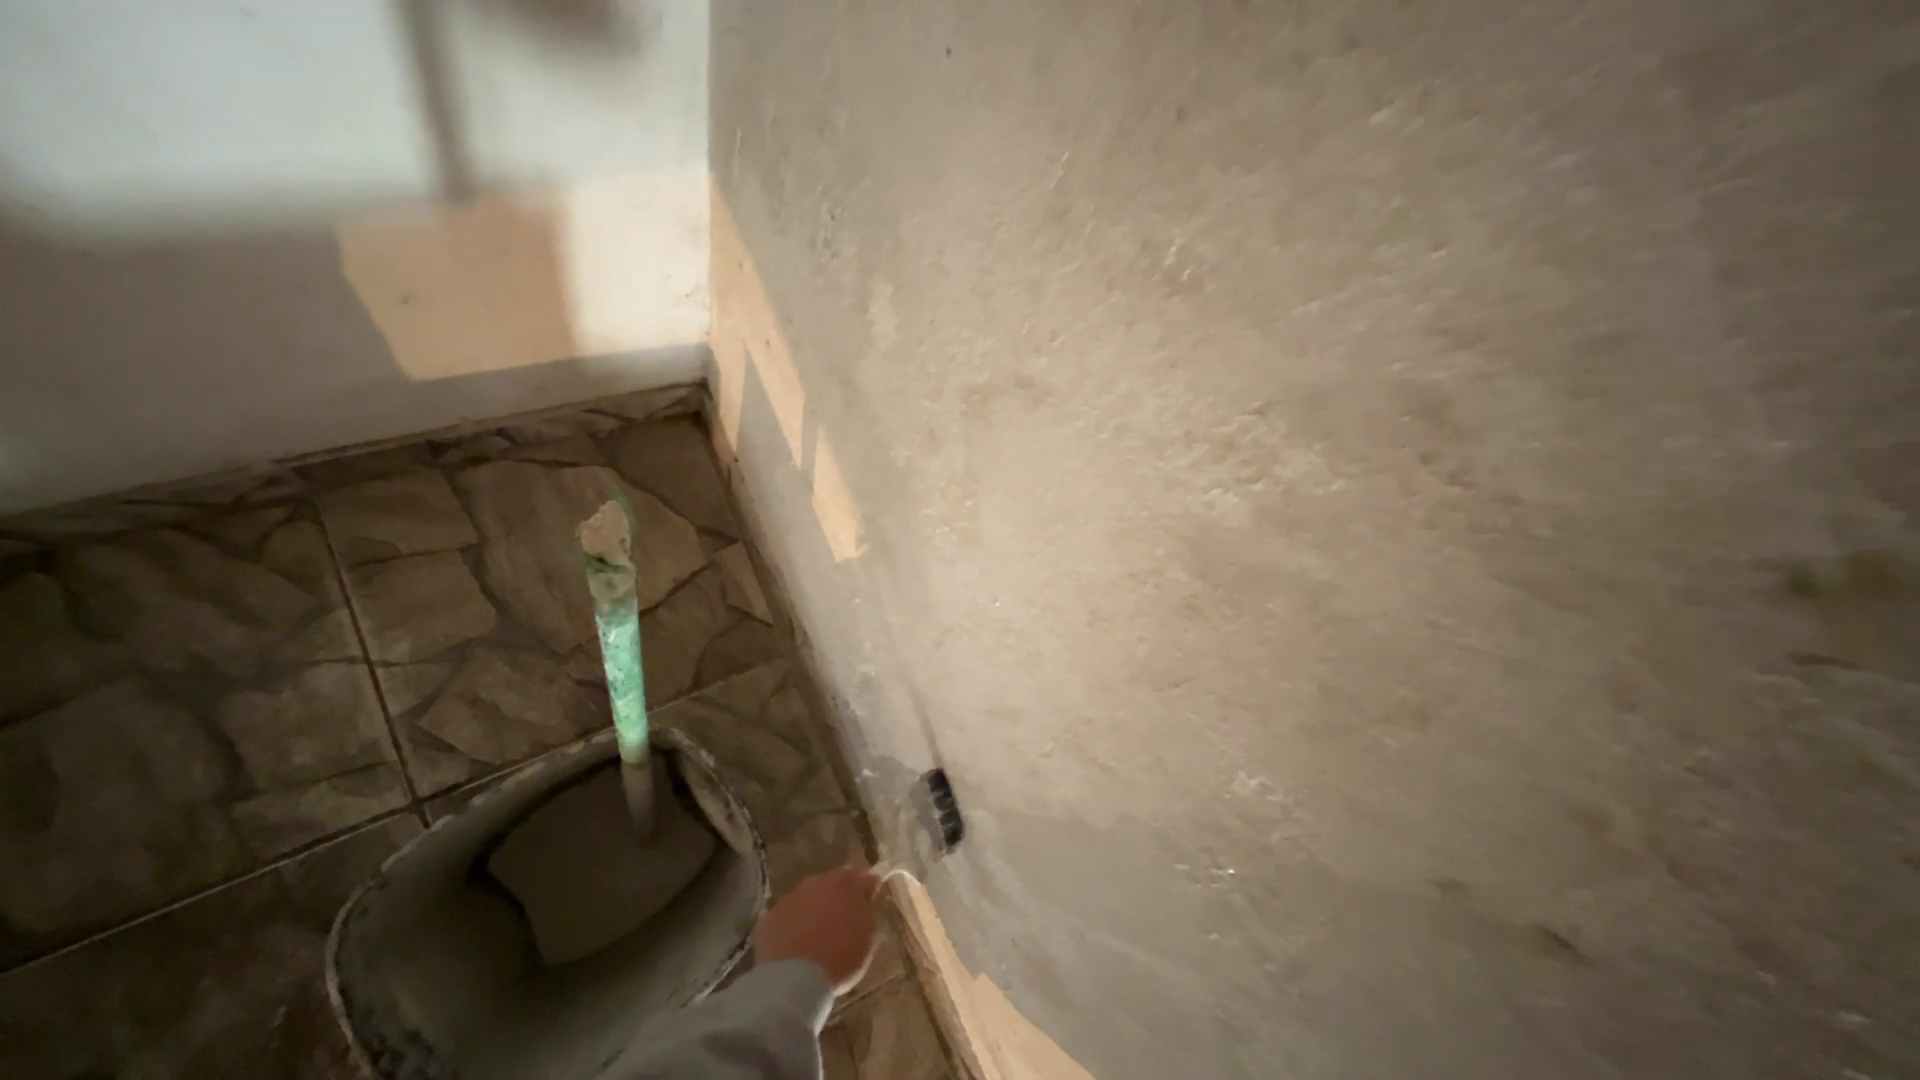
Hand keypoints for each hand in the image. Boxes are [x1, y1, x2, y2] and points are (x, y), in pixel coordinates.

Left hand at [753, 865, 881, 991]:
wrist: (793, 978)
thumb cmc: (840, 961)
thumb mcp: (868, 941)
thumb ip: (869, 915)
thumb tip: (866, 901)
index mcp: (848, 887)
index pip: (863, 878)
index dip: (867, 888)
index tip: (869, 899)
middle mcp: (819, 883)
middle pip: (835, 880)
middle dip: (841, 892)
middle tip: (844, 912)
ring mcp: (793, 896)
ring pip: (809, 894)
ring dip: (816, 904)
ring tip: (818, 928)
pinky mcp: (771, 914)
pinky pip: (788, 912)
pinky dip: (794, 920)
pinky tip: (796, 940)